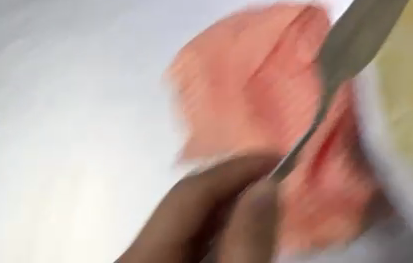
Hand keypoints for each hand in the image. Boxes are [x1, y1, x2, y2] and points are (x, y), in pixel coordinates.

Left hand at [117, 154, 280, 262]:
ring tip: (264, 207)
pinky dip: (212, 232)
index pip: (191, 190)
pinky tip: (236, 237)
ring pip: (183, 221)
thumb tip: (267, 183)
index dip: (239, 168)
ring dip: (227, 209)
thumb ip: (247, 241)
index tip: (284, 158)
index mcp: (139, 256)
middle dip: (235, 186)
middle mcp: (128, 256)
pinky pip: (178, 241)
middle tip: (279, 181)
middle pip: (185, 203)